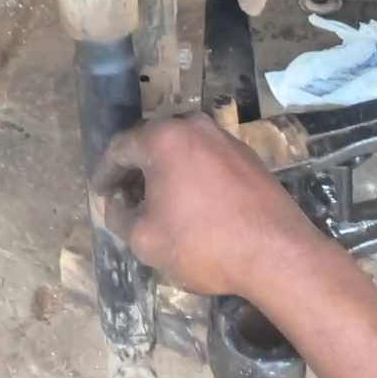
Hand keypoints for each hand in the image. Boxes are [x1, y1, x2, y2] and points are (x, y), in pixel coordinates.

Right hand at [94, 114, 325, 297]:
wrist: (277, 252)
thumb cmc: (203, 242)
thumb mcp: (146, 238)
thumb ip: (118, 216)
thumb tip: (112, 202)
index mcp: (163, 136)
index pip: (119, 147)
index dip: (105, 173)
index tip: (100, 194)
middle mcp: (191, 125)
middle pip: (150, 142)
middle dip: (134, 170)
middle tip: (125, 198)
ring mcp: (222, 136)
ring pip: (180, 149)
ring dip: (164, 171)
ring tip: (158, 202)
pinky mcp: (245, 153)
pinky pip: (205, 157)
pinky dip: (191, 174)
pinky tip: (193, 203)